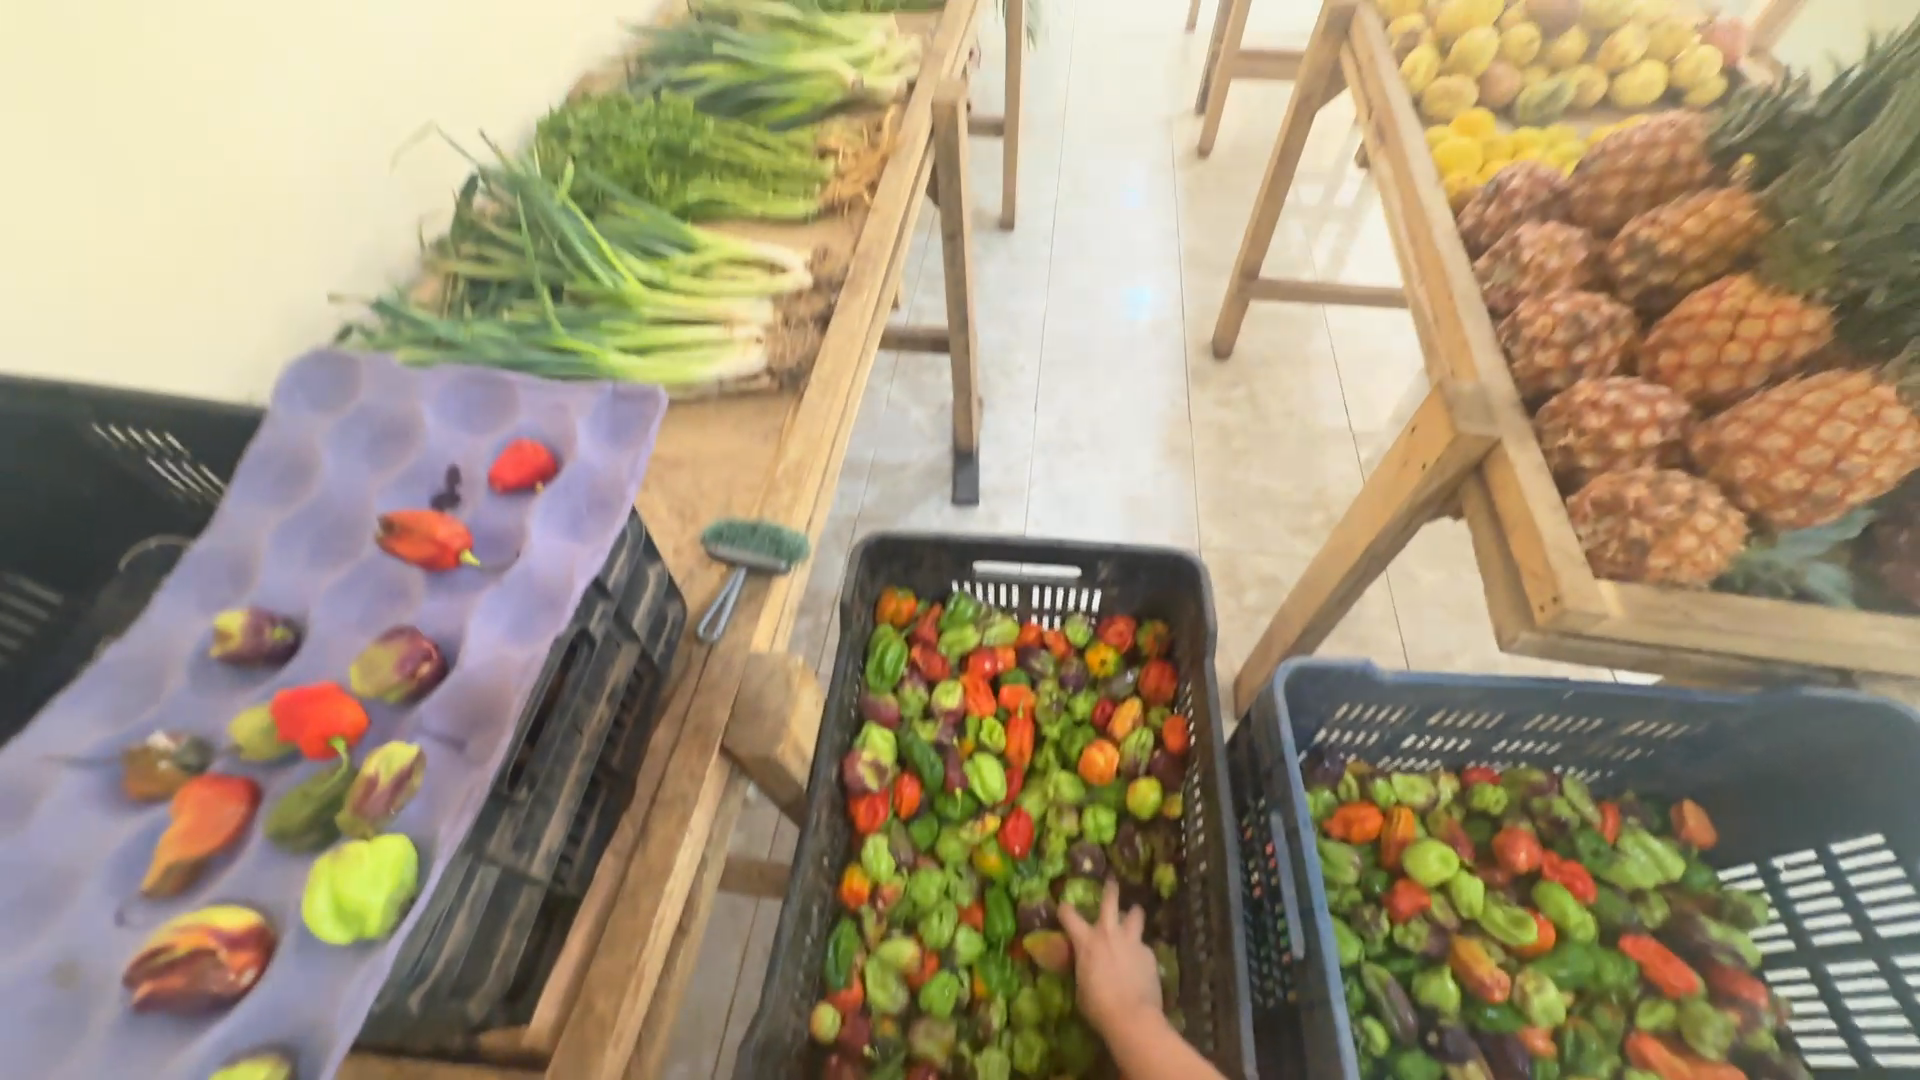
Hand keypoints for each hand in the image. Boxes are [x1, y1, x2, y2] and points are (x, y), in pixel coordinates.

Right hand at [1057, 878, 1161, 1035]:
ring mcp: (1131, 941)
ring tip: (1134, 914)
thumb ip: (1083, 968)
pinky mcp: (1149, 954)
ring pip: (1135, 915)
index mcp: (1086, 940)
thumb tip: (1086, 965)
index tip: (1063, 907)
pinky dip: (1141, 950)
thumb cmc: (1098, 1006)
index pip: (1068, 914)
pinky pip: (1144, 945)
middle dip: (1110, 889)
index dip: (1064, 909)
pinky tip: (1142, 961)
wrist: (1132, 1017)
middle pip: (1110, 900)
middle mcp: (1108, 933)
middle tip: (1112, 882)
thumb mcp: (1081, 986)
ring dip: (1134, 914)